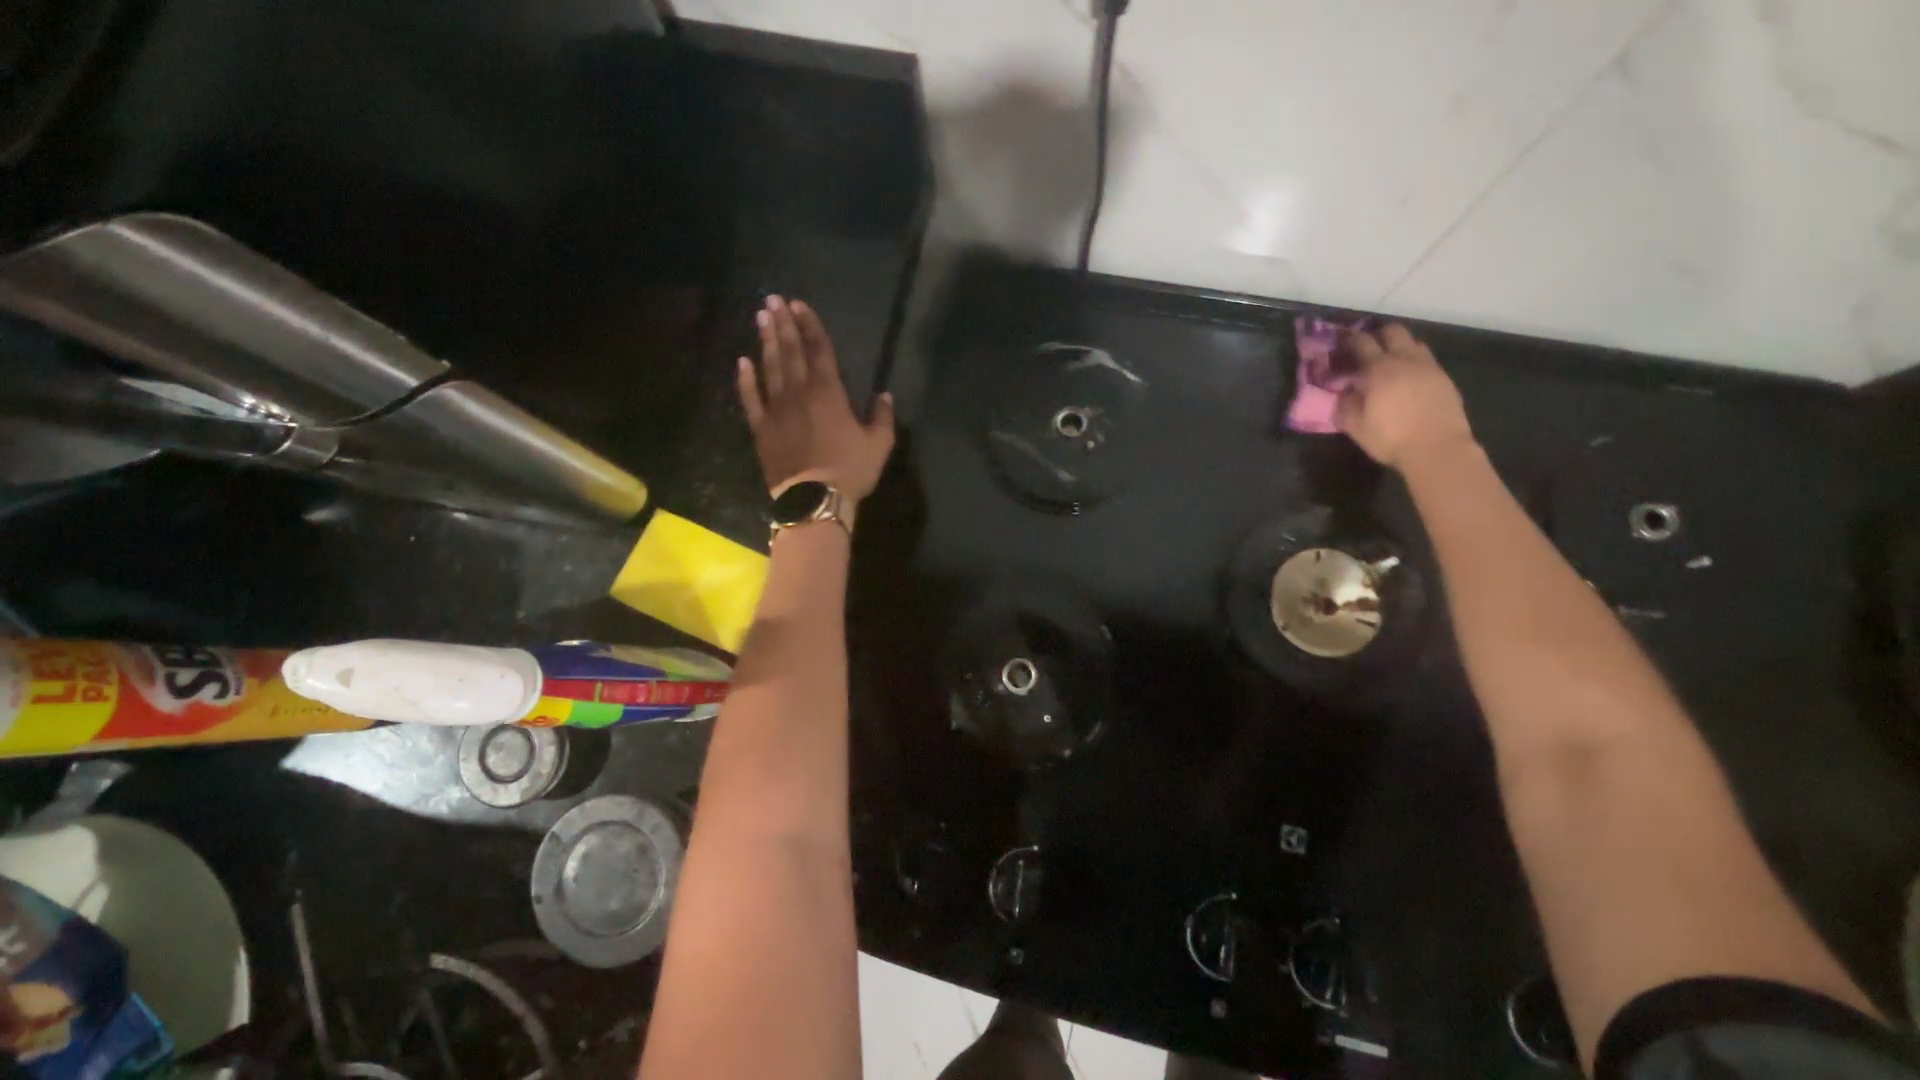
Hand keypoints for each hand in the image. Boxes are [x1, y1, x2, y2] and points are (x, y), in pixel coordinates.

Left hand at [737, 295, 895, 501]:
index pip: (819, 349)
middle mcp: (799, 392)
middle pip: (790, 350)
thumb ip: (882, 416)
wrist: (814, 499)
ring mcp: (776, 409)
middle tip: (773, 299)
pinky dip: (746, 379)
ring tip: (761, 317)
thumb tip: (884, 396)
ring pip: (769, 367)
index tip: (799, 304)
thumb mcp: (879, 444)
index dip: (810, 325)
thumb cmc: (850, 470)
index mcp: (829, 392)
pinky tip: (742, 362)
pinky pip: (751, 398)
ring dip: (765, 341)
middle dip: (782, 323)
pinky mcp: (761, 428)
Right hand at [1334, 323, 1475, 468]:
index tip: (1344, 345)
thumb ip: (1346, 405)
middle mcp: (1406, 360)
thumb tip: (1345, 393)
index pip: (1362, 342)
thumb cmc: (1392, 438)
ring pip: (1415, 343)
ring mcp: (1429, 367)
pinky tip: (1412, 382)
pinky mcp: (1445, 379)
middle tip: (1371, 349)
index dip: (1350, 340)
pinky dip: (1417, 365)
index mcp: (1379, 368)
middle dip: (1380, 335)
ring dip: (1402, 347)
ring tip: (1394, 365)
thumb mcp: (1356, 427)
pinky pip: (1428, 362)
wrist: (1438, 449)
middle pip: (1394, 331)